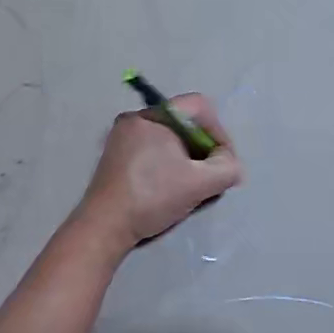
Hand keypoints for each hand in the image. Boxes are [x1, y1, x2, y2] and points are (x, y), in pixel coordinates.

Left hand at [74, 93, 243, 248]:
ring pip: (168, 139)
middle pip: (183, 123)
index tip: (223, 162)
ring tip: (192, 185)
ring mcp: (121, 138)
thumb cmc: (151, 197)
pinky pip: (151, 150)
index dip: (219, 132)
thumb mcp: (200, 183)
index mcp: (151, 116)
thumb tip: (229, 164)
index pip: (199, 107)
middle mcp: (133, 119)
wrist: (105, 225)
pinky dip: (167, 164)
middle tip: (210, 176)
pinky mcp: (115, 157)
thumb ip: (227, 168)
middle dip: (203, 148)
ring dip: (186, 159)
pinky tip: (169, 188)